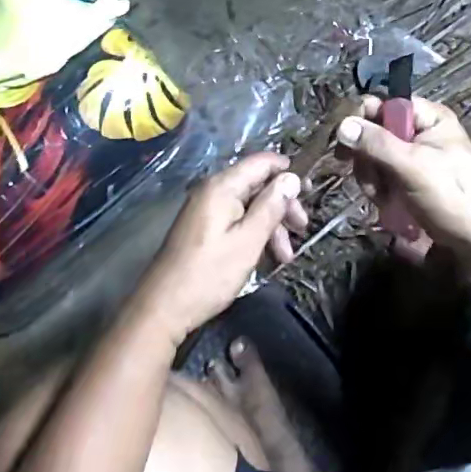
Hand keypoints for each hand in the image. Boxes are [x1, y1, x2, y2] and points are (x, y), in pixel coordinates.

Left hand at [132, 153, 304, 342]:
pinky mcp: (204, 228)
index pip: (261, 162)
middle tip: (302, 228)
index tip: (309, 191)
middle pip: (257, 184)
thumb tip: (291, 178)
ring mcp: (206, 210)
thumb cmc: (208, 274)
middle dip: (282, 204)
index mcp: (222, 187)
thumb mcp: (248, 241)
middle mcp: (213, 191)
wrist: (161, 309)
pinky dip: (255, 233)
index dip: (287, 171)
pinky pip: (237, 219)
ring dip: (272, 224)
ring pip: (249, 205)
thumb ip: (271, 206)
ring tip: (286, 255)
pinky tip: (268, 256)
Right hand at [335, 96, 470, 252]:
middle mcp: (423, 130)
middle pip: (376, 132)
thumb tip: (342, 125)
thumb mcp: (412, 167)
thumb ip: (377, 144)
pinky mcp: (414, 178)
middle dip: (368, 160)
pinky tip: (388, 206)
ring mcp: (418, 155)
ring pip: (376, 157)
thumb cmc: (451, 196)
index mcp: (430, 117)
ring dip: (373, 179)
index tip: (345, 147)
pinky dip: (382, 190)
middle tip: (372, 182)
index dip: (363, 121)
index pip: (385, 104)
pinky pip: (385, 175)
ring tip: (383, 199)